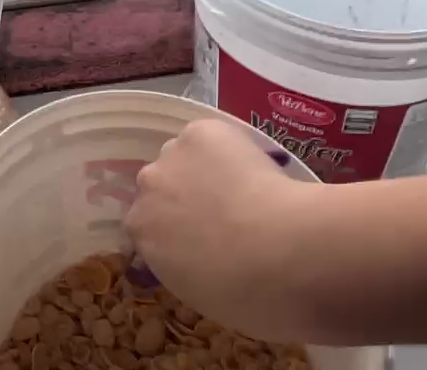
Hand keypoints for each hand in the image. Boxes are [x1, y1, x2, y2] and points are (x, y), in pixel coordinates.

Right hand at [125, 118, 330, 342]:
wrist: (286, 253)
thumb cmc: (250, 293)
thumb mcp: (204, 295)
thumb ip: (184, 266)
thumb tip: (199, 256)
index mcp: (141, 230)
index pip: (146, 222)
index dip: (173, 228)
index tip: (198, 237)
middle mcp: (147, 186)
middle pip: (160, 184)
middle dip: (183, 195)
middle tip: (221, 213)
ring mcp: (172, 153)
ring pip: (183, 155)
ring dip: (201, 168)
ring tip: (242, 188)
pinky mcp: (200, 131)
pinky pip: (209, 136)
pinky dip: (227, 148)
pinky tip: (252, 169)